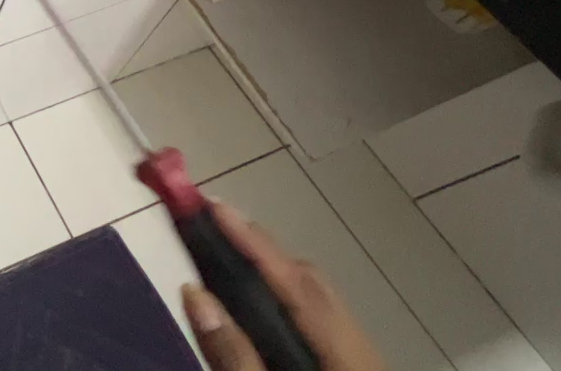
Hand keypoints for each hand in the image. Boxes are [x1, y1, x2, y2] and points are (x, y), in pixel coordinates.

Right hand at [183, 203, 385, 370]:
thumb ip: (236, 358)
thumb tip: (195, 293)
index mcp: (348, 361)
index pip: (296, 285)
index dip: (252, 241)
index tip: (212, 205)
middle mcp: (364, 356)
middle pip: (315, 285)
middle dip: (262, 249)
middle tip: (210, 227)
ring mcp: (365, 365)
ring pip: (322, 303)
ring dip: (274, 273)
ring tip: (226, 257)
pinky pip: (323, 325)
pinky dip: (287, 302)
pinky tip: (259, 310)